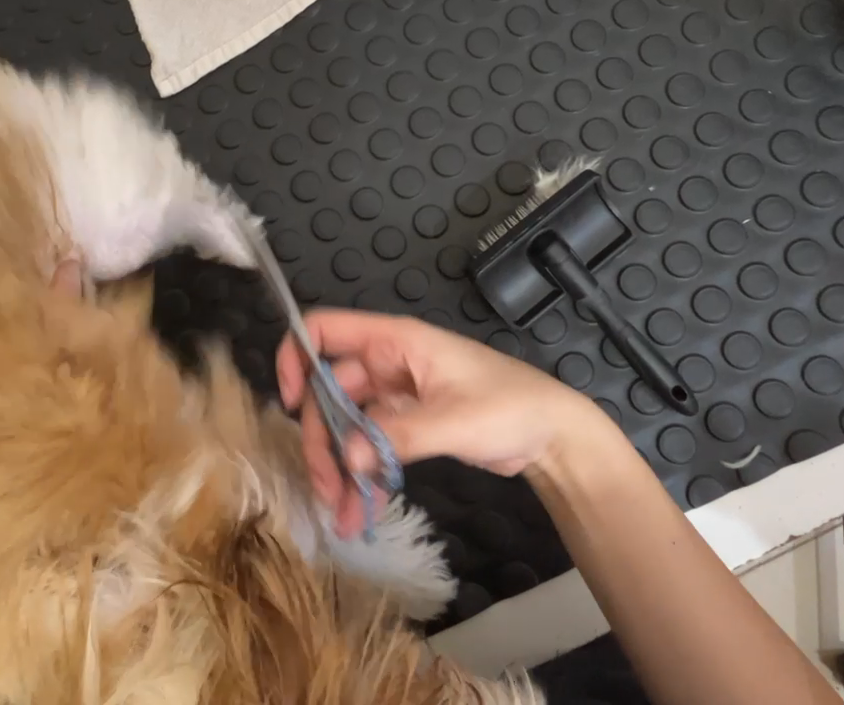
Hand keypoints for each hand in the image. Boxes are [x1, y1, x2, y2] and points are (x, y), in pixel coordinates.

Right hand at [277, 308, 611, 536]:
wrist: (553, 436)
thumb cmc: (510, 406)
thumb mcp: (456, 419)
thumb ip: (399, 436)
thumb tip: (347, 457)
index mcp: (394, 341)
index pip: (326, 329)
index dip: (297, 356)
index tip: (290, 401)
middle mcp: (385, 364)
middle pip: (329, 392)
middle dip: (321, 440)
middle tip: (325, 489)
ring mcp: (393, 397)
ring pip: (345, 427)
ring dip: (338, 468)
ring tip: (341, 514)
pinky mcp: (403, 426)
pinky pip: (368, 448)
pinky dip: (361, 477)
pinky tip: (360, 511)